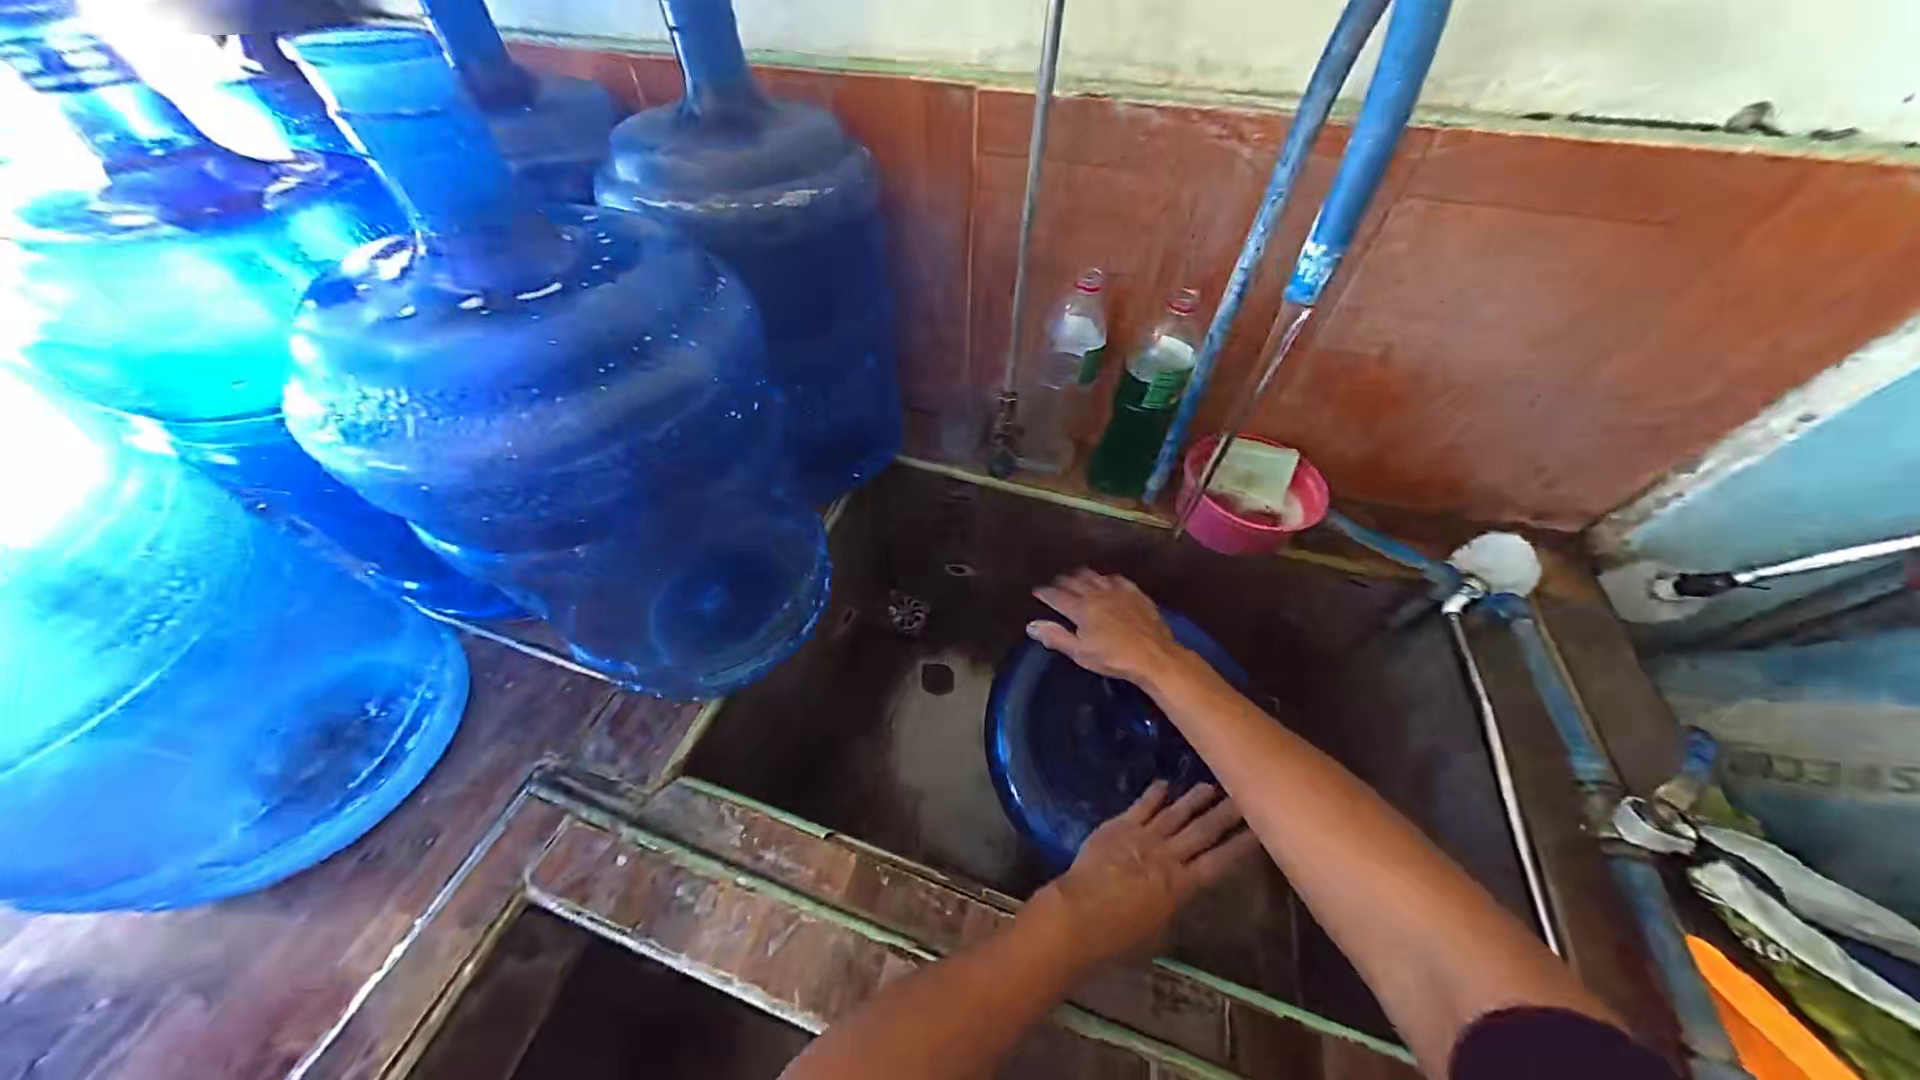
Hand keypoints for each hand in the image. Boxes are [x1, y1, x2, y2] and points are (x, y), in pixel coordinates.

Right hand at [1029, 570, 1192, 685]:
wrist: (1153, 656)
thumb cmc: (1113, 658)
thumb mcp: (1080, 653)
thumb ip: (1055, 637)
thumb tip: (1031, 625)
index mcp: (1080, 608)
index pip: (1056, 596)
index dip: (1045, 593)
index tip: (1037, 592)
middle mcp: (1096, 594)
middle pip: (1074, 582)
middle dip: (1062, 582)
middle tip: (1056, 584)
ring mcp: (1117, 591)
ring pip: (1095, 577)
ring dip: (1082, 576)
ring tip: (1076, 577)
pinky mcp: (1135, 593)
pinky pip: (1117, 579)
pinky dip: (1106, 578)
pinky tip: (1107, 581)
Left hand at [1033, 780, 1261, 968]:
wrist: (1081, 912)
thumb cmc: (1119, 934)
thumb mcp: (1158, 930)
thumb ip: (1172, 906)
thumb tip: (1180, 895)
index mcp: (1181, 886)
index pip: (1220, 862)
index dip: (1241, 846)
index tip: (1259, 830)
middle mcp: (1167, 856)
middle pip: (1202, 831)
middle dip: (1224, 814)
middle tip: (1243, 796)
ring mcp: (1143, 837)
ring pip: (1175, 814)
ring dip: (1193, 800)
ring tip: (1210, 786)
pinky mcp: (1119, 826)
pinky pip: (1141, 806)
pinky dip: (1154, 795)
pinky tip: (1164, 784)